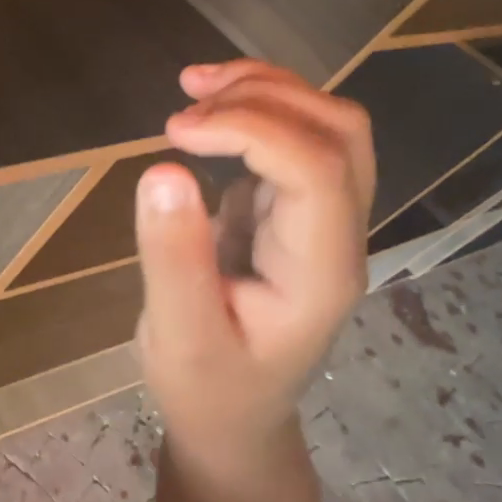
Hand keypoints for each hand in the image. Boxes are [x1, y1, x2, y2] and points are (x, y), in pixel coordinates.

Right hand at [132, 60, 372, 469]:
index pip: (317, 169)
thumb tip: (161, 168)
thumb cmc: (207, 384)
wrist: (231, 414)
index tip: (173, 130)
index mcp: (321, 269)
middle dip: (264, 96)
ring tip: (191, 87)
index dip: (251, 130)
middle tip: (183, 105)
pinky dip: (252, 106)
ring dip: (263, 91)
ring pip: (325, 125)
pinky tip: (203, 111)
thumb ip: (173, 256)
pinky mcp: (290, 210)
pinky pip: (294, 138)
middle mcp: (337, 234)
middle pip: (340, 133)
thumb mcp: (179, 332)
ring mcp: (319, 219)